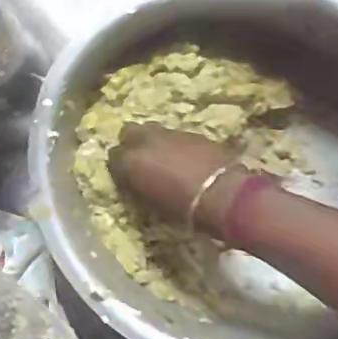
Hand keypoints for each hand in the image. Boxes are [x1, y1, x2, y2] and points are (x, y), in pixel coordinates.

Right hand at [109, 124, 243, 234]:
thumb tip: (134, 181)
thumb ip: (136, 185)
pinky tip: (184, 159)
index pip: (113, 158)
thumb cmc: (182, 208)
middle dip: (131, 144)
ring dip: (153, 142)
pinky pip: (174, 136)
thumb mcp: (148, 202)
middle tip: (141, 160)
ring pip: (152, 131)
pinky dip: (175, 145)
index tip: (126, 178)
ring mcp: (169, 133)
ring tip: (164, 159)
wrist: (224, 195)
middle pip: (128, 133)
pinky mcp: (192, 132)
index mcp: (129, 160)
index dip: (120, 168)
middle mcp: (144, 141)